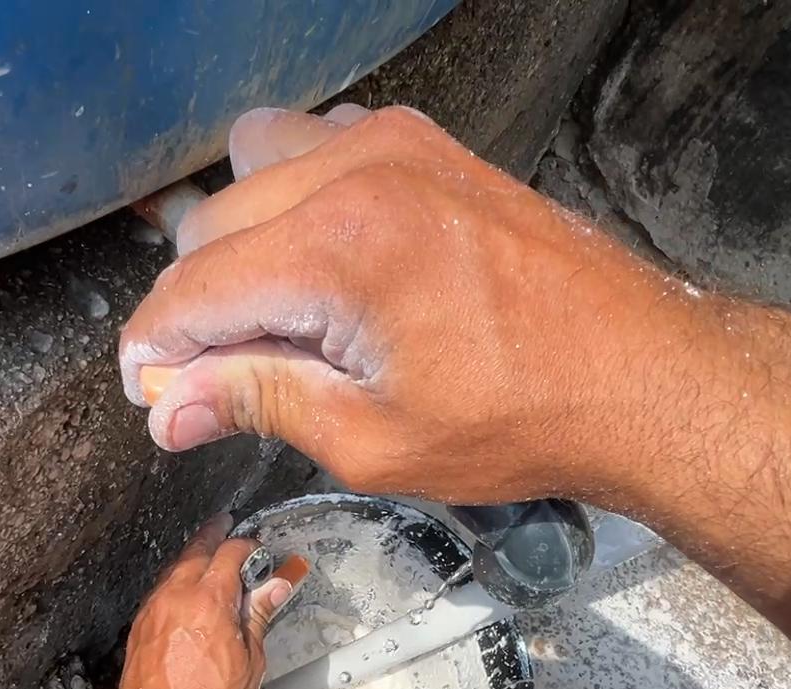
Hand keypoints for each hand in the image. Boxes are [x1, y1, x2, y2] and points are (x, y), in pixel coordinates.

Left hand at [113, 514, 306, 688]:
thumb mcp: (249, 664)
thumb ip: (257, 618)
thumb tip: (273, 589)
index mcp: (208, 602)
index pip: (230, 554)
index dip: (247, 545)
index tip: (258, 548)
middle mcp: (175, 598)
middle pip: (196, 550)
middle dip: (214, 534)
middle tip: (227, 524)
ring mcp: (152, 612)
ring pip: (174, 569)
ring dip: (193, 556)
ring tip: (209, 552)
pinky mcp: (139, 629)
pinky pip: (160, 591)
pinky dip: (177, 580)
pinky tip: (188, 589)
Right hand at [119, 105, 790, 505]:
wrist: (639, 377)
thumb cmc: (520, 420)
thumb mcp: (371, 440)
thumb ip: (257, 403)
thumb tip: (171, 406)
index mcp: (338, 248)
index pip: (192, 290)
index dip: (155, 350)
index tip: (151, 394)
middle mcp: (356, 171)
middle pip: (209, 227)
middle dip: (192, 311)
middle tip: (215, 381)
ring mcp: (394, 146)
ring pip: (250, 174)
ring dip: (237, 249)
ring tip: (272, 324)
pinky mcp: (424, 148)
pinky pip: (314, 150)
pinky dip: (290, 204)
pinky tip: (318, 267)